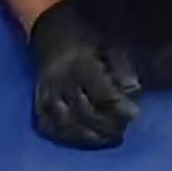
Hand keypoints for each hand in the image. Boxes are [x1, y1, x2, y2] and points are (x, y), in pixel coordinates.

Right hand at [27, 0, 140, 149]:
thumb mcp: (109, 42)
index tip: (134, 116)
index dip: (119, 108)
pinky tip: (76, 139)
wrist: (49, 29)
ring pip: (65, 124)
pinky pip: (47, 125)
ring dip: (85, 136)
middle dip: (103, 127)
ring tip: (101, 141)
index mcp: (82, 66)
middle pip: (84, 114)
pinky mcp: (37, 103)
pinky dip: (62, 136)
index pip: (102, 94)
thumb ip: (121, 67)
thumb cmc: (85, 34)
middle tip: (120, 134)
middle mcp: (62, 84)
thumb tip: (133, 92)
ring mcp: (47, 96)